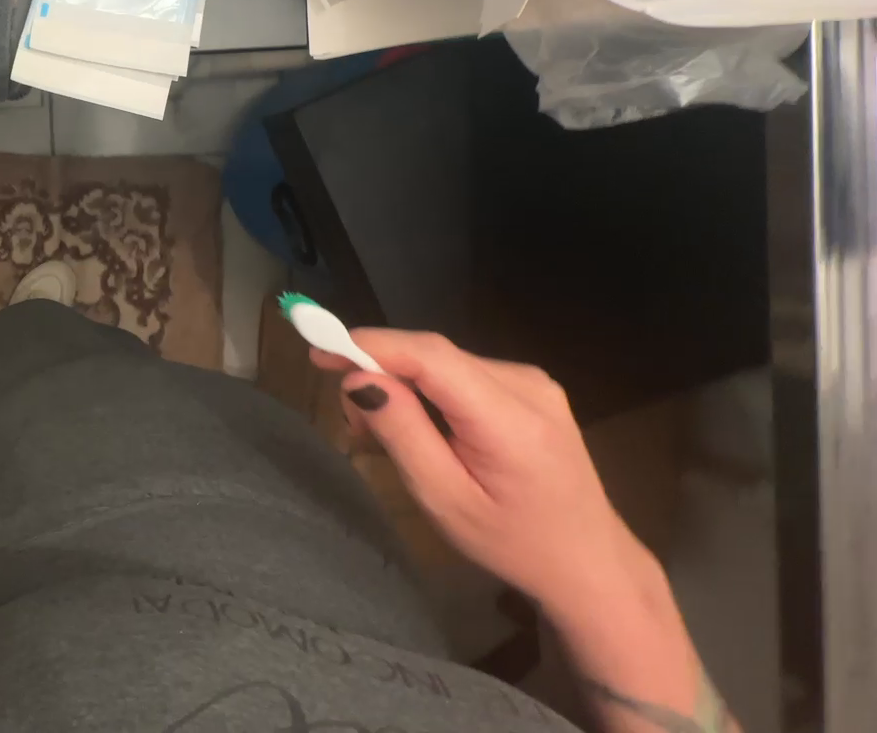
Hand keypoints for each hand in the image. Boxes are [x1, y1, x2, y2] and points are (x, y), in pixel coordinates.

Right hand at [311, 330, 653, 611]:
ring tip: (380, 431)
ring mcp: (532, 382)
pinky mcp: (528, 386)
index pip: (429, 356)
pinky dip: (421, 386)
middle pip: (430, 354)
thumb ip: (401, 433)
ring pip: (438, 360)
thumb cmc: (513, 543)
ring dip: (396, 381)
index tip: (318, 350)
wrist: (591, 565)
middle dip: (375, 370)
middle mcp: (526, 385)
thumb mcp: (444, 498)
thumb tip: (357, 378)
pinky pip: (455, 370)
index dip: (368, 344)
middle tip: (349, 420)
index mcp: (512, 420)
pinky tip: (415, 422)